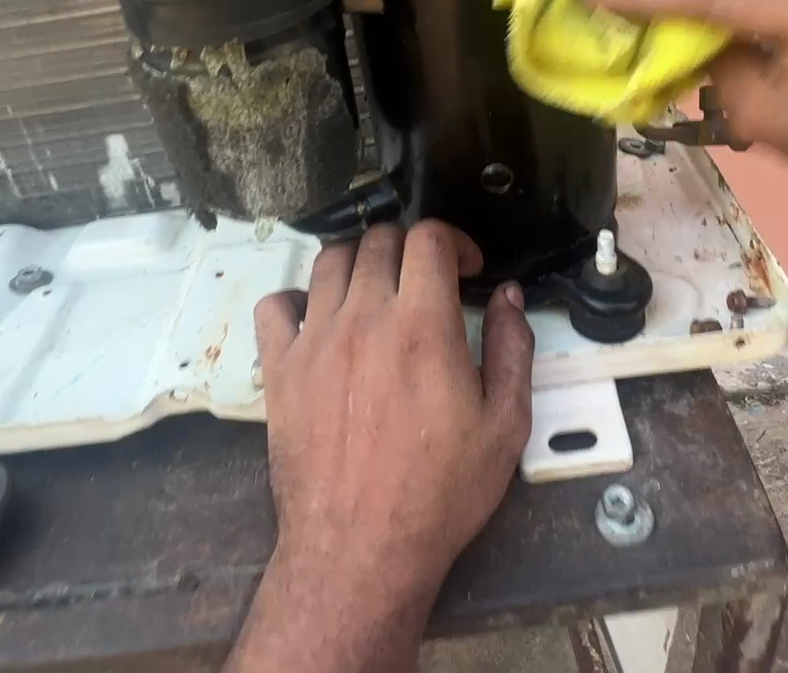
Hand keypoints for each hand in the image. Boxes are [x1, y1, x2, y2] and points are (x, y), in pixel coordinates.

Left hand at [229, 221, 533, 671]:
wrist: (360, 550)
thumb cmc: (439, 491)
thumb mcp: (504, 425)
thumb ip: (512, 349)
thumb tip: (509, 297)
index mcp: (422, 325)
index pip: (429, 237)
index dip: (454, 240)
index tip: (466, 269)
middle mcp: (364, 318)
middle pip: (379, 239)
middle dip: (411, 248)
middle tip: (427, 282)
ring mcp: (315, 339)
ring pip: (330, 259)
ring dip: (361, 261)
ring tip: (378, 291)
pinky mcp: (280, 368)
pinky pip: (275, 305)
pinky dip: (297, 298)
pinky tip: (320, 319)